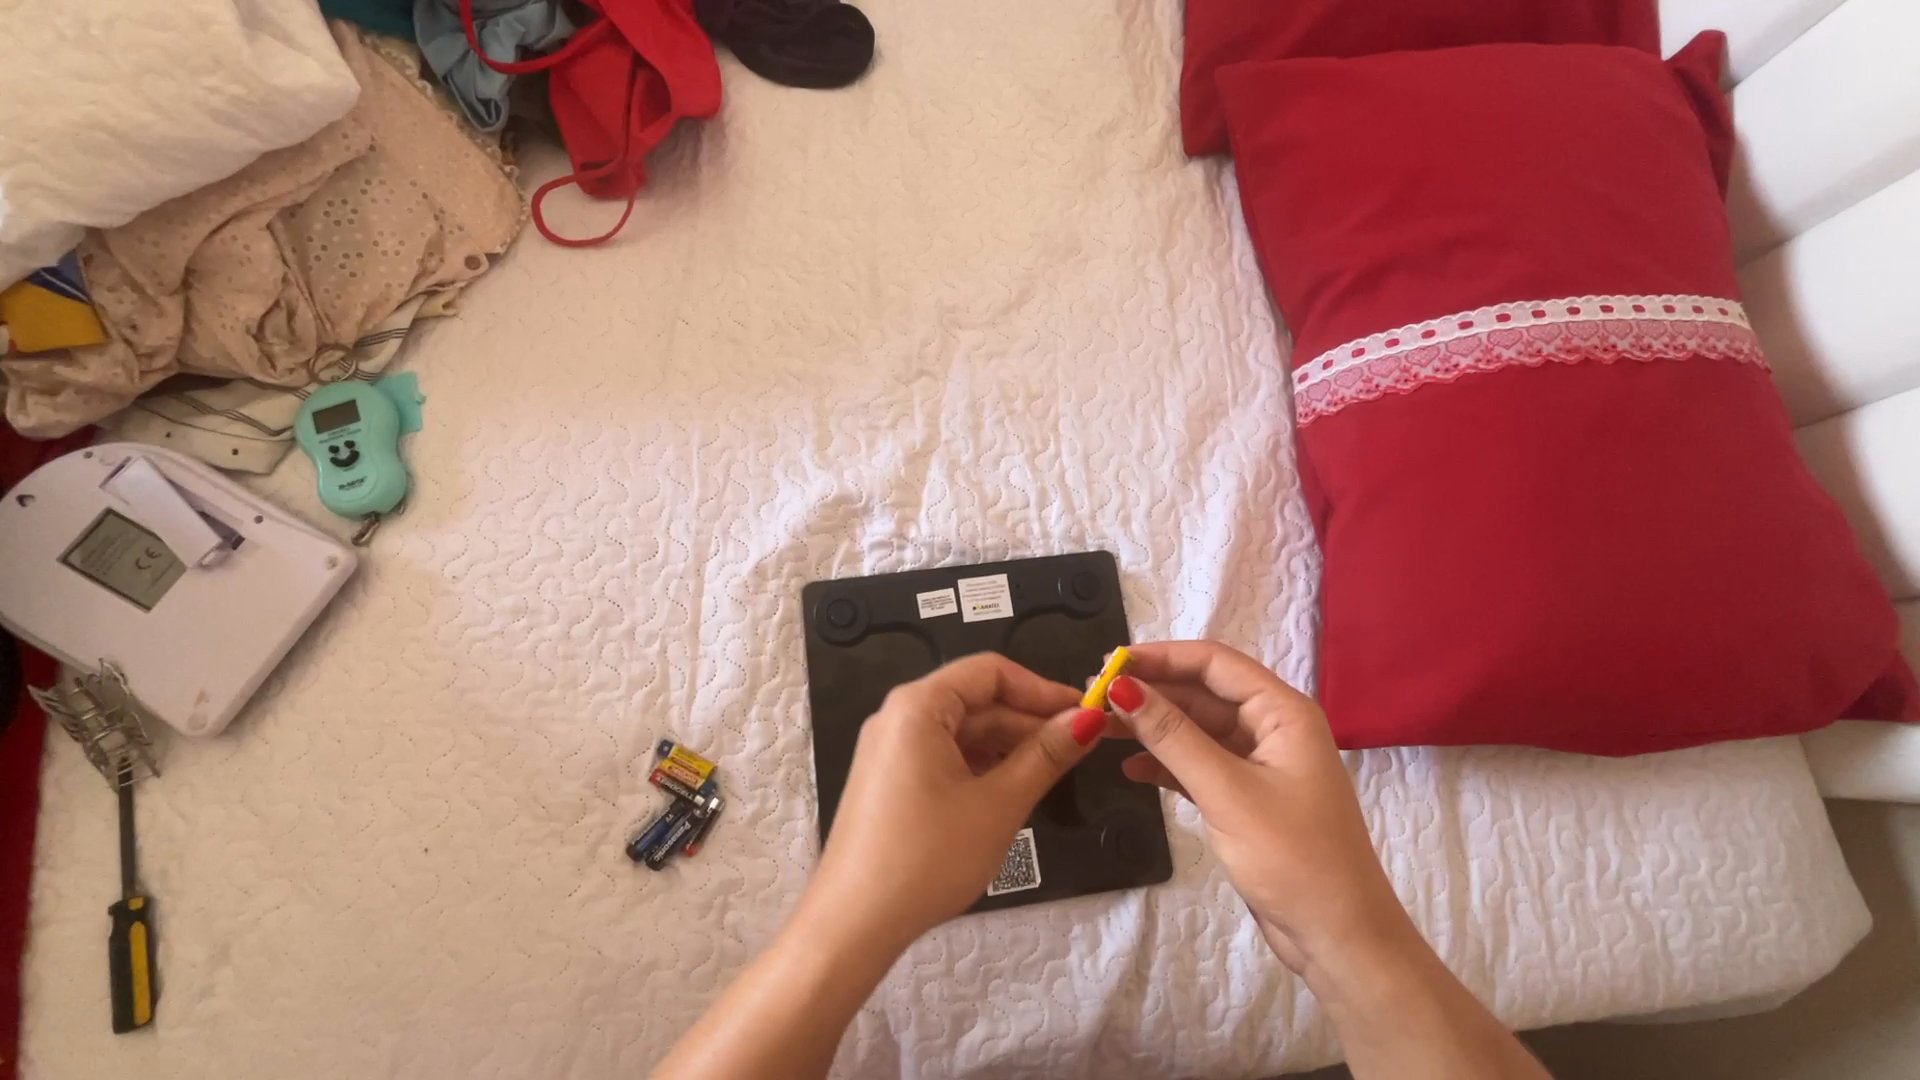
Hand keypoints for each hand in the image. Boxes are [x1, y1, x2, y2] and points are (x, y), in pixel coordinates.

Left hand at [795, 653, 1103, 954]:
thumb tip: (1088, 719)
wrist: (853, 923)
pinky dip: (981, 764)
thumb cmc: (928, 856)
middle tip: (1081, 745)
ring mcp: (890, 748)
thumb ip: (1045, 755)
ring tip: (1054, 769)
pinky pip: (944, 754)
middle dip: (1028, 719)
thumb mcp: (997, 804)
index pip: (990, 671)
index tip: (1085, 712)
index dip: (1041, 688)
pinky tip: (1011, 787)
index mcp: (918, 705)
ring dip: (1008, 744)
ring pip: (962, 730)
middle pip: (975, 700)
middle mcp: (899, 715)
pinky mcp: (890, 779)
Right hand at [1104, 642, 1409, 982]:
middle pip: (1200, 693)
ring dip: (1151, 727)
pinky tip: (1130, 769)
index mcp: (1282, 712)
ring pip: (1194, 729)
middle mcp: (1270, 727)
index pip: (1214, 663)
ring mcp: (1256, 763)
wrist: (1339, 939)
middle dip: (1150, 692)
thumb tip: (1121, 687)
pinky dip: (1165, 763)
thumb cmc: (1293, 856)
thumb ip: (1172, 736)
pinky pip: (1196, 764)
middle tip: (1094, 694)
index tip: (1110, 662)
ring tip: (1101, 727)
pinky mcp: (1243, 795)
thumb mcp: (1226, 790)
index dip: (1161, 656)